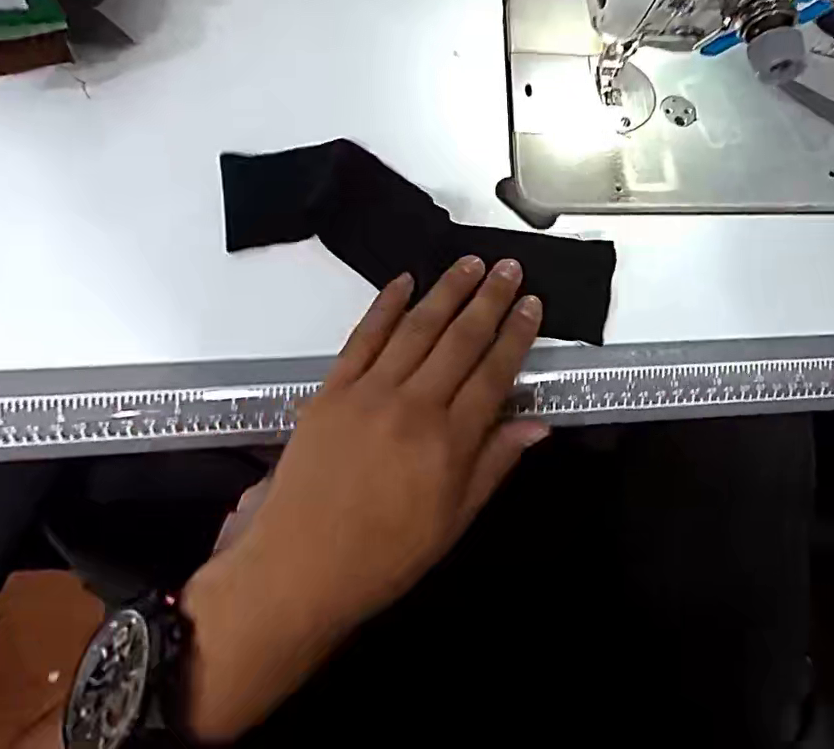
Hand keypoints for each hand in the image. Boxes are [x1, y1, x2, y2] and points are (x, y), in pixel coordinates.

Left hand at [179, 259, 547, 740]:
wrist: (295, 571)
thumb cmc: (384, 556)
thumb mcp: (453, 521)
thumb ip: (495, 464)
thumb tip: (538, 424)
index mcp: (449, 442)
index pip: (494, 374)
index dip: (516, 335)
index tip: (532, 304)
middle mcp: (414, 406)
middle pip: (461, 340)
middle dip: (490, 299)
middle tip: (510, 267)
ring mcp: (370, 392)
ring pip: (417, 328)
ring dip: (447, 291)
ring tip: (470, 263)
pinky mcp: (332, 389)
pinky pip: (363, 337)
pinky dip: (385, 305)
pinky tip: (405, 280)